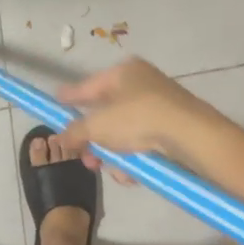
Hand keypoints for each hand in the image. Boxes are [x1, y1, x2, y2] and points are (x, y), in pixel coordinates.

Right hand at [53, 58, 230, 177]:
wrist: (187, 133)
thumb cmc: (137, 119)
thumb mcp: (97, 126)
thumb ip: (75, 132)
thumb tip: (61, 138)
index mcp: (122, 72)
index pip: (86, 87)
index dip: (69, 98)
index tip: (55, 102)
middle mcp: (139, 83)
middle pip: (105, 115)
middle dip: (94, 142)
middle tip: (86, 159)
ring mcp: (156, 104)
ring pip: (122, 134)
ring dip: (113, 155)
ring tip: (113, 169)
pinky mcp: (168, 126)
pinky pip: (140, 142)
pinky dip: (133, 158)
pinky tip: (132, 172)